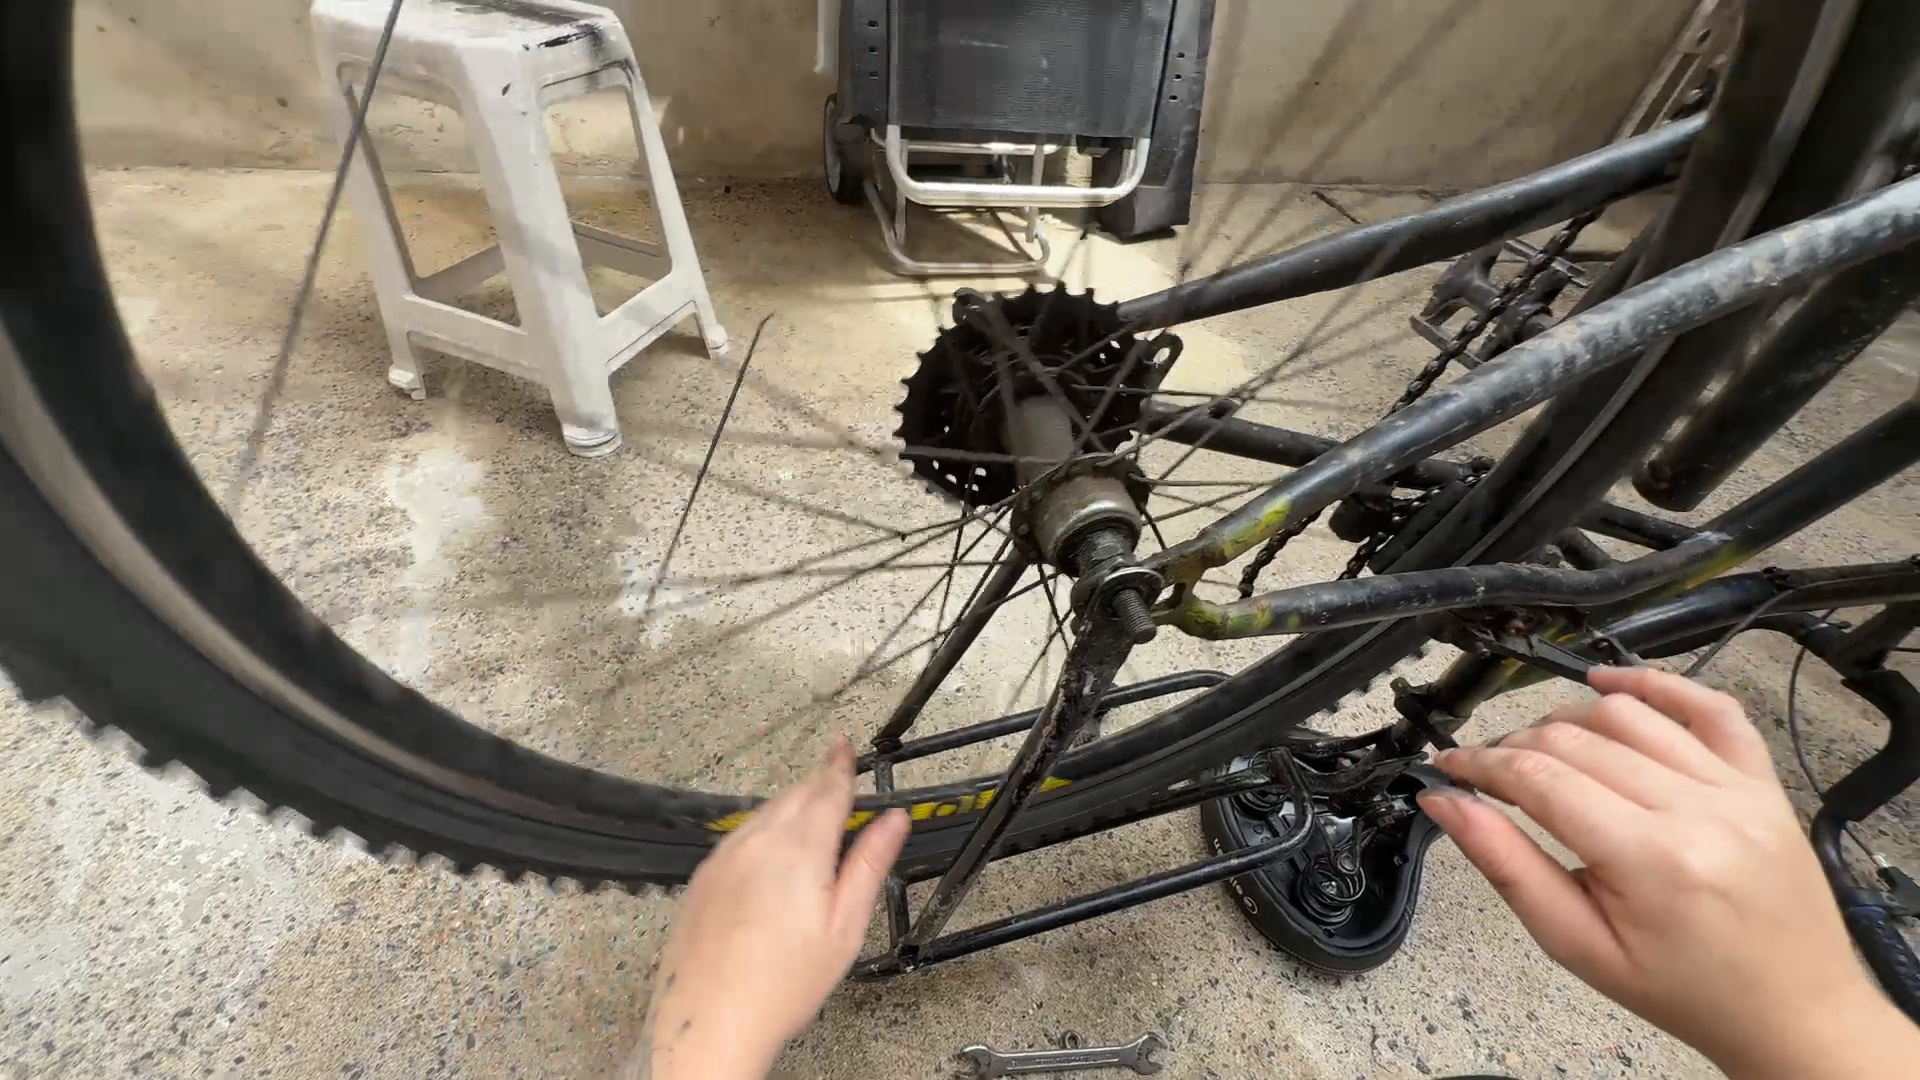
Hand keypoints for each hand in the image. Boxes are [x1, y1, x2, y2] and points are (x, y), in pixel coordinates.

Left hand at [634, 742, 909, 1079]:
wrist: (705, 1025)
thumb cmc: (784, 983)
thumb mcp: (844, 926)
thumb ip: (868, 863)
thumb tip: (894, 818)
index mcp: (800, 847)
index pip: (827, 788)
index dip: (840, 763)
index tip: (844, 743)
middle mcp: (759, 839)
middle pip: (797, 794)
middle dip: (819, 782)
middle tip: (837, 779)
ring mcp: (726, 855)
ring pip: (767, 811)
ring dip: (792, 804)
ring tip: (811, 816)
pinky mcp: (703, 874)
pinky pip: (741, 833)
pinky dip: (764, 827)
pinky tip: (772, 853)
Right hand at [1417, 666, 1919, 1079]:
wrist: (1799, 1018)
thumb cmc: (1678, 988)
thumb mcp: (1572, 941)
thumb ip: (1503, 863)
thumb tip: (1440, 799)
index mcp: (1653, 860)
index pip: (1536, 777)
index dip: (1476, 763)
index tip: (1446, 767)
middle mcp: (1701, 812)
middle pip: (1569, 739)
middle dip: (1510, 748)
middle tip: (1489, 777)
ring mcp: (1739, 792)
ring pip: (1621, 715)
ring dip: (1562, 722)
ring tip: (1541, 752)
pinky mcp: (1762, 784)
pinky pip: (1710, 709)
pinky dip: (1654, 684)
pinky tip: (1608, 684)